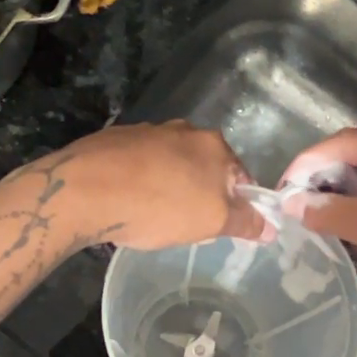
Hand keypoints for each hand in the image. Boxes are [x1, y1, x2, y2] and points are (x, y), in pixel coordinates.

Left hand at [53, 121, 265, 248]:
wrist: (85, 190)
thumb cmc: (158, 206)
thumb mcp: (210, 222)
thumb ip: (244, 222)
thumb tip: (271, 226)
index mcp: (214, 145)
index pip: (241, 176)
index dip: (237, 204)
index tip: (222, 227)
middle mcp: (183, 130)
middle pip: (205, 167)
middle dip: (202, 193)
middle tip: (188, 225)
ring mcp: (146, 132)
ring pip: (171, 164)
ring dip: (170, 186)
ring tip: (154, 216)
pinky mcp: (114, 140)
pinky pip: (139, 166)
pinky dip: (140, 182)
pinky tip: (128, 203)